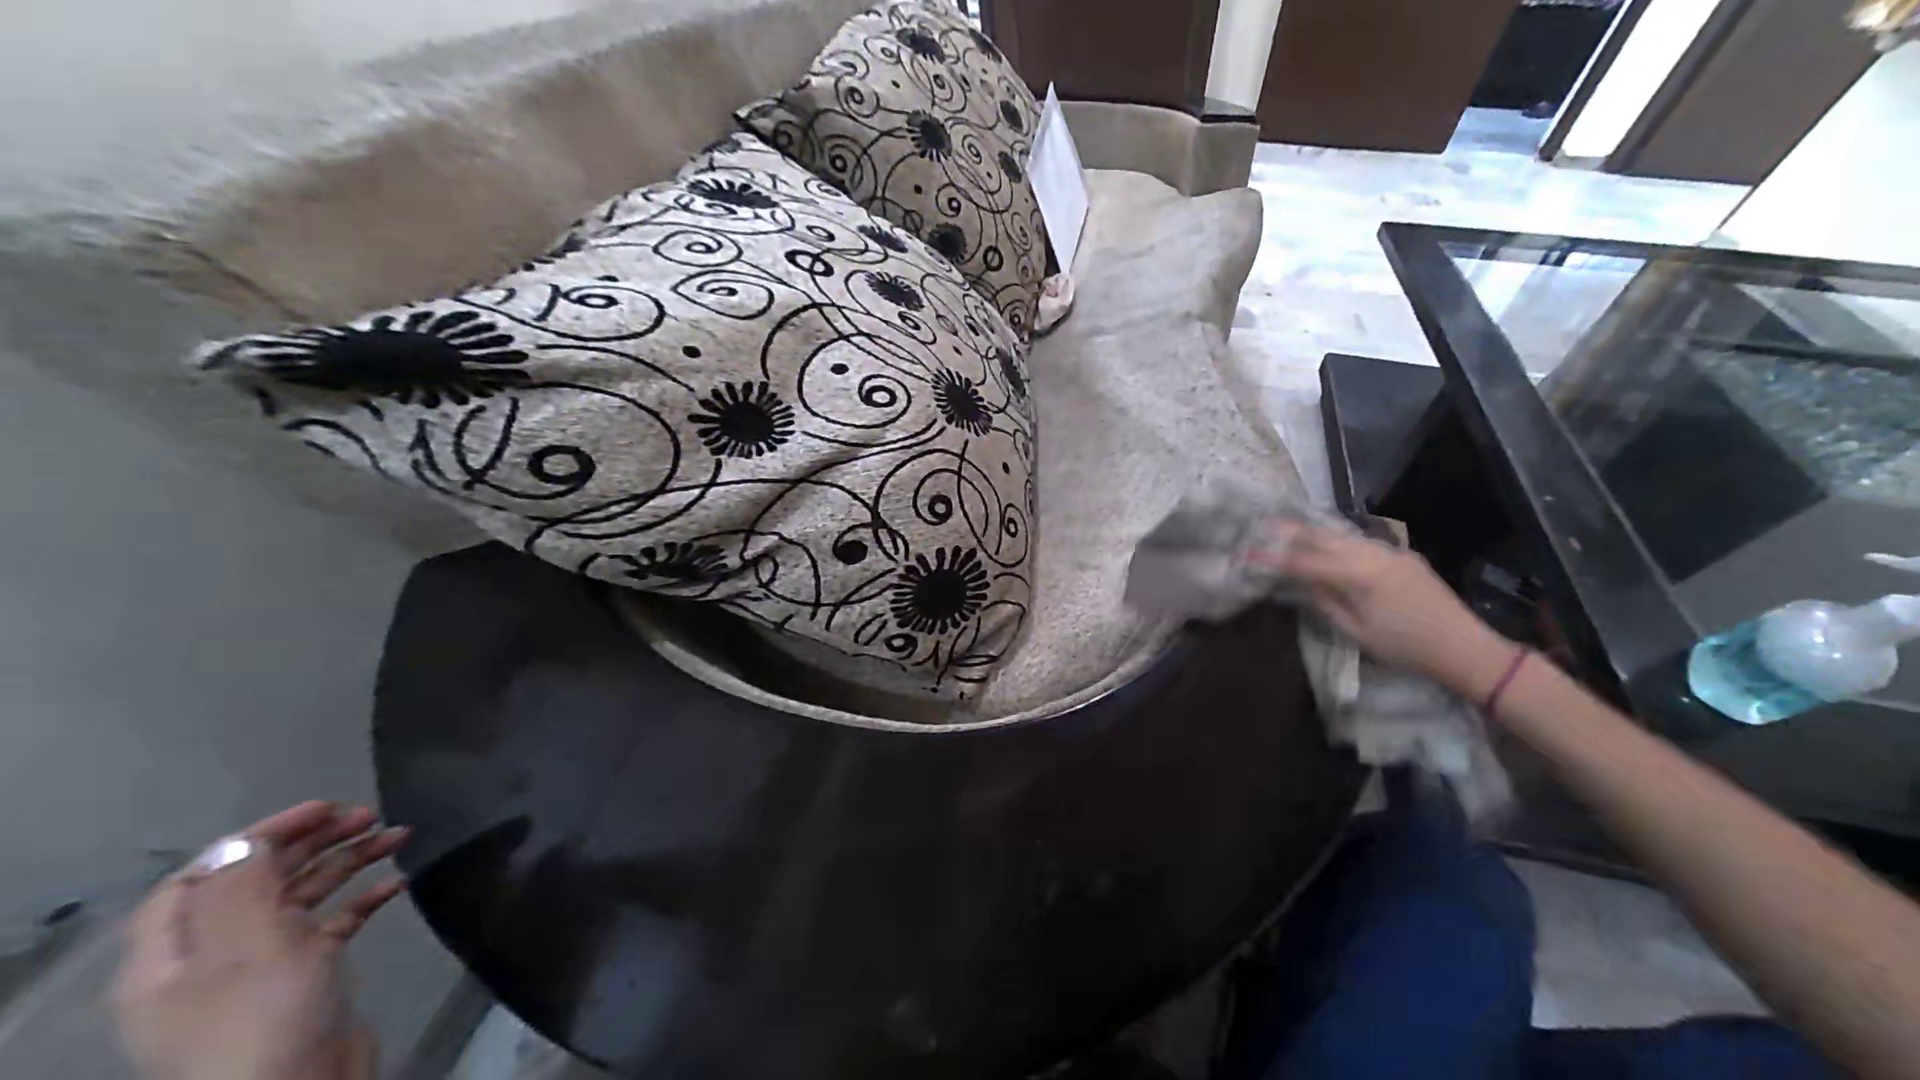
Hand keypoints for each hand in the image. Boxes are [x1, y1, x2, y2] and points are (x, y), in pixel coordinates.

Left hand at [112, 802, 409, 1079]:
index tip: (323, 808)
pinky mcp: (305, 980)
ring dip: (349, 862)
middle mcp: (210, 957)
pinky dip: (363, 899)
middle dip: (315, 841)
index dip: (259, 835)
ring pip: (303, 898)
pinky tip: (398, 882)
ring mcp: (259, 970)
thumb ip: (242, 886)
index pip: (205, 874)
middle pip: (260, 881)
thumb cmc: (262, 1016)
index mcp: (175, 952)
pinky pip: (332, 926)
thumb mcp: (248, 944)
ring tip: (399, 834)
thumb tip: (249, 840)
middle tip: (370, 814)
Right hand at [1255, 524, 1515, 697]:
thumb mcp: (1357, 633)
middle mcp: (1374, 555)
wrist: (1466, 649)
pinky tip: (1331, 547)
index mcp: (1359, 575)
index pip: (1305, 562)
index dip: (1274, 558)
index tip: (1249, 556)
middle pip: (1324, 537)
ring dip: (1316, 534)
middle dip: (1292, 533)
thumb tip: (1303, 585)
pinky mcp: (1404, 557)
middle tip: (1265, 526)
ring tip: (1292, 531)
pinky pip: (1363, 543)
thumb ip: (1326, 604)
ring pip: (1345, 536)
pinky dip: (1340, 542)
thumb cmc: (1406, 649)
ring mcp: (1392, 553)